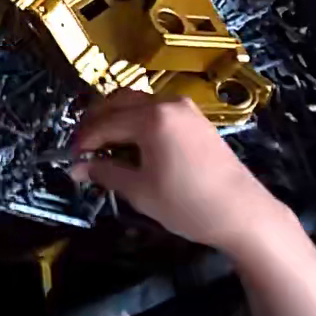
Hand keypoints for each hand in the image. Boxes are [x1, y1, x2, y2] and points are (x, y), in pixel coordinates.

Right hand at [69, 90, 288, 252]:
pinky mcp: (195, 118)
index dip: (84, 140)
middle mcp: (166, 103)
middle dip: (96, 122)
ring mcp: (184, 108)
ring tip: (104, 144)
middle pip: (119, 102)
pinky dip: (137, 120)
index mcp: (151, 118)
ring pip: (137, 103)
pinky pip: (156, 110)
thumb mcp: (140, 191)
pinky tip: (132, 142)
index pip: (105, 122)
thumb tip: (77, 168)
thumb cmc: (188, 203)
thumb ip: (105, 173)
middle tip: (83, 147)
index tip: (71, 158)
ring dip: (116, 118)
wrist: (244, 213)